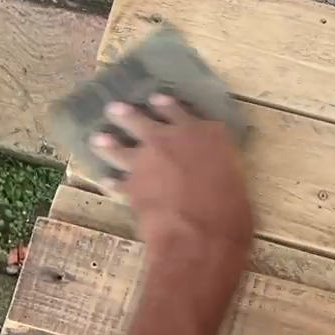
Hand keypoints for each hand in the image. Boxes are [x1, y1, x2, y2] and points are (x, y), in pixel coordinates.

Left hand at [92, 95, 253, 304]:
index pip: (182, 112)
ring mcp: (148, 160)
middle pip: (144, 121)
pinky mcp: (131, 185)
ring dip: (110, 144)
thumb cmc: (231, 213)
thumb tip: (214, 178)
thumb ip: (219, 171)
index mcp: (207, 135)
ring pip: (121, 147)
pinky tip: (106, 180)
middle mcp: (174, 139)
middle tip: (115, 110)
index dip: (168, 106)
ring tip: (99, 139)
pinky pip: (117, 182)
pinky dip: (112, 182)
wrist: (199, 235)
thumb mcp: (236, 183)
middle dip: (129, 116)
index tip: (156, 99)